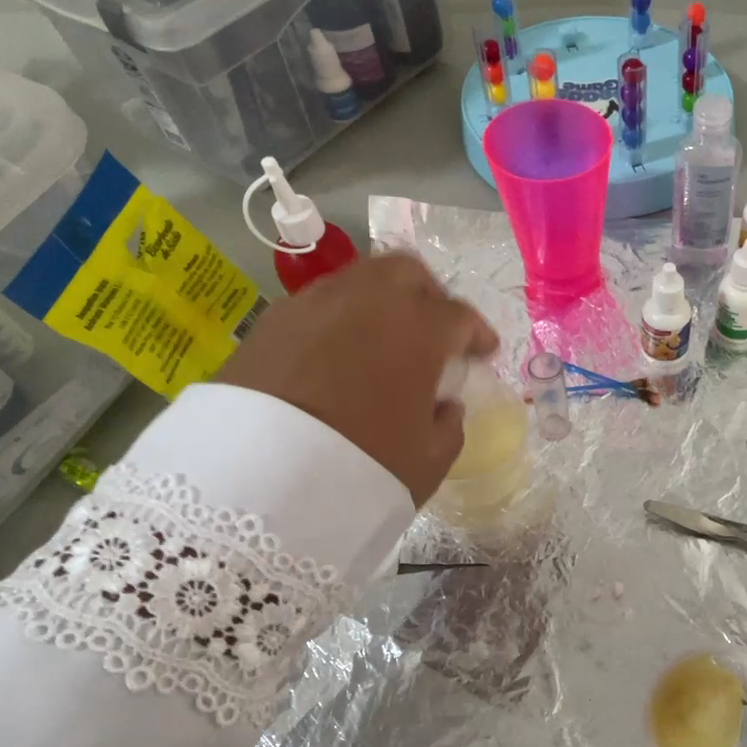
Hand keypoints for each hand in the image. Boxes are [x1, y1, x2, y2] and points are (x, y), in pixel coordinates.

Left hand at [217, 254, 498, 505]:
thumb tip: (445, 405)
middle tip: (434, 330)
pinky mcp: (272, 320)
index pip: (460, 315)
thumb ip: (448, 426)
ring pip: (359, 281)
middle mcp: (369, 299)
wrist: (263, 474)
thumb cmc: (365, 465)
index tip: (483, 352)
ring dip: (380, 303)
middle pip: (408, 273)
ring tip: (383, 340)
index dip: (477, 333)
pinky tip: (338, 355)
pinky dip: (340, 320)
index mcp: (419, 328)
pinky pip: (320, 305)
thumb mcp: (428, 461)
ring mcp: (315, 303)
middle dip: (429, 295)